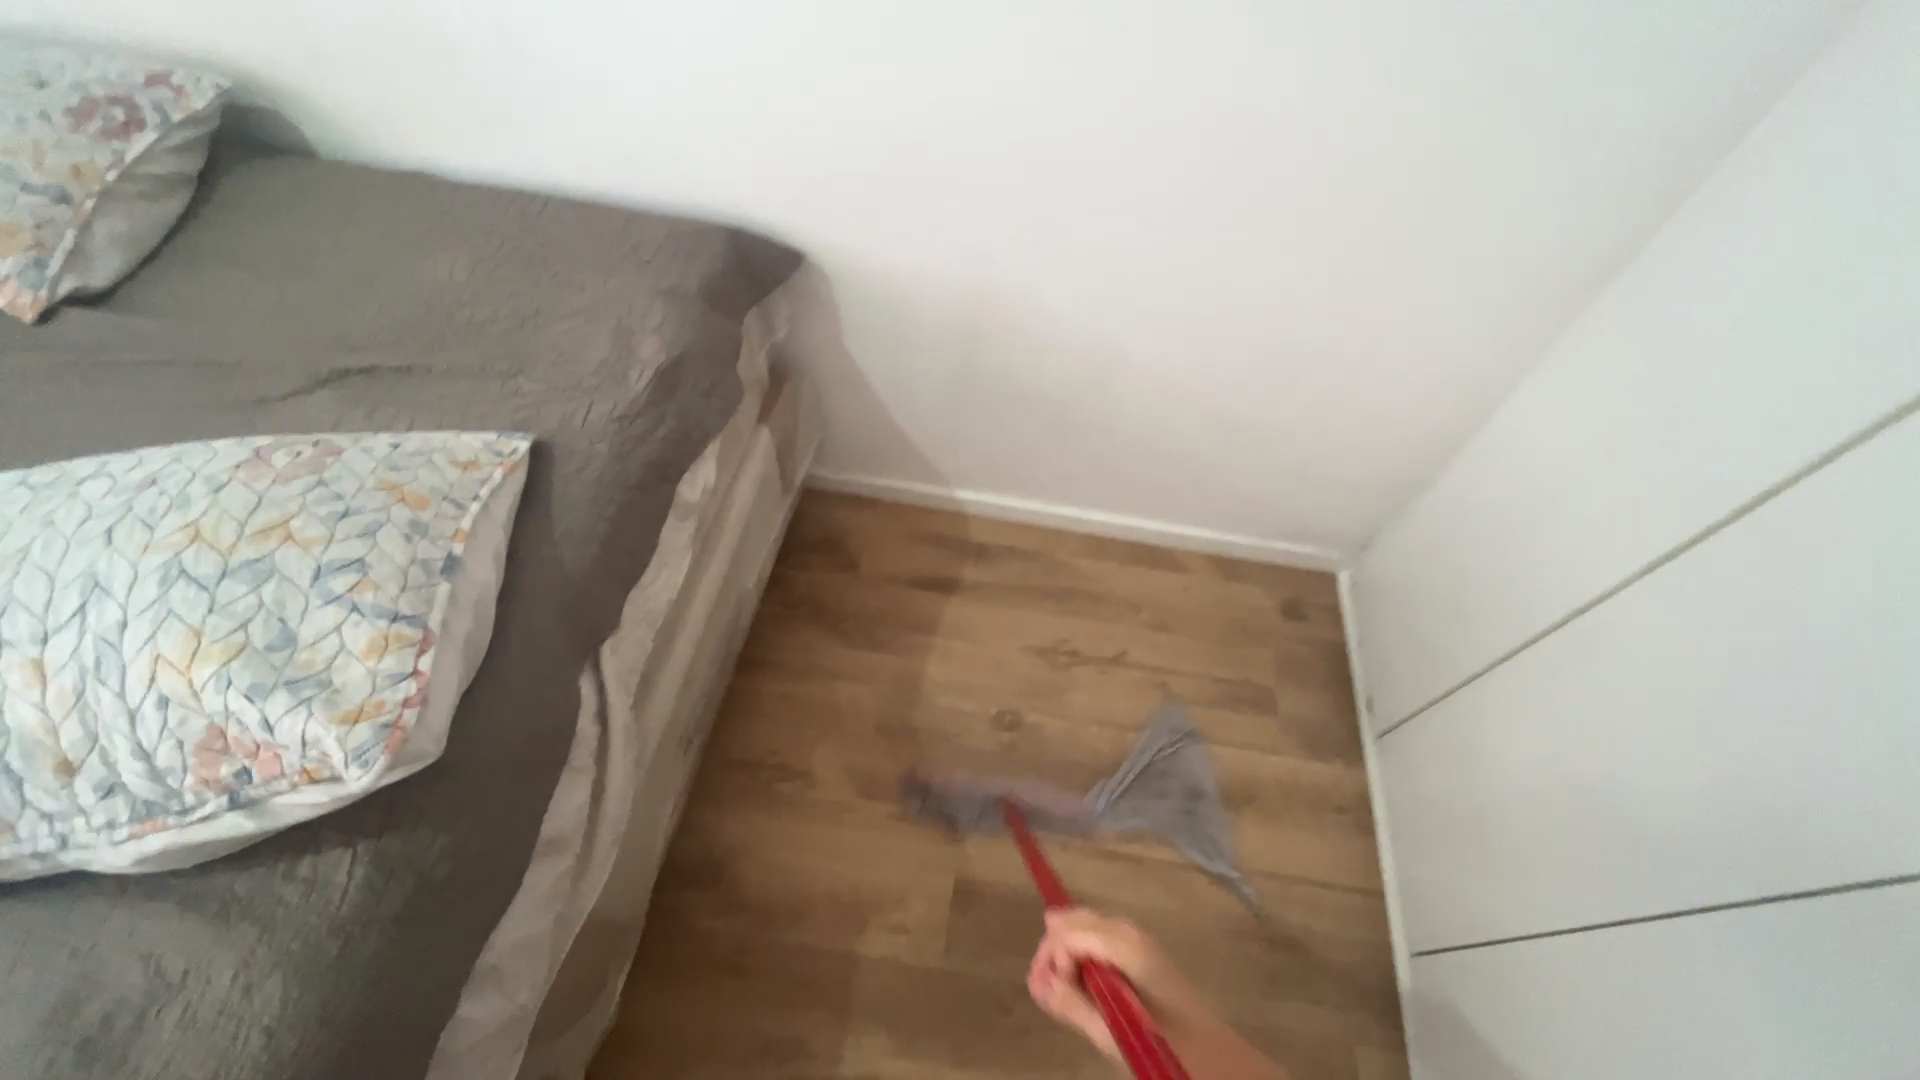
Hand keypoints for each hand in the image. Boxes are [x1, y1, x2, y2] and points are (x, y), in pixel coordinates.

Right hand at [1026, 908, 1205, 1061]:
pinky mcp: (1137, 951)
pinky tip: (1081, 990)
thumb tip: (1037, 979)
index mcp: (1125, 944)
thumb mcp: (1114, 1034)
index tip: (1053, 994)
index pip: (1068, 931)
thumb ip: (1073, 1004)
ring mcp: (1134, 938)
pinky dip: (1083, 960)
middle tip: (1049, 995)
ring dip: (1066, 958)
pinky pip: (1097, 942)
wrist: (1215, 1057)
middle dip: (1054, 954)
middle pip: (1072, 923)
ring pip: (1082, 931)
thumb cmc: (1167, 1047)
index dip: (1053, 960)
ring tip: (1060, 996)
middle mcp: (1128, 930)